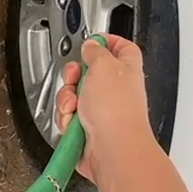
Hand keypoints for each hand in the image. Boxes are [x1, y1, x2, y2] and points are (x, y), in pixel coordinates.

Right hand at [55, 34, 152, 182]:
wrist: (112, 150)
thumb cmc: (116, 110)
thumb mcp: (103, 64)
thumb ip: (94, 50)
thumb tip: (91, 45)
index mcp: (126, 68)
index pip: (119, 46)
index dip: (105, 41)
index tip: (92, 42)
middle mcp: (115, 89)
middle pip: (87, 71)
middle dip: (73, 75)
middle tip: (74, 79)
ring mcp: (101, 110)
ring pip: (73, 95)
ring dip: (67, 99)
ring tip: (74, 107)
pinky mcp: (87, 128)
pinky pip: (68, 116)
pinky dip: (66, 119)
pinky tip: (73, 123)